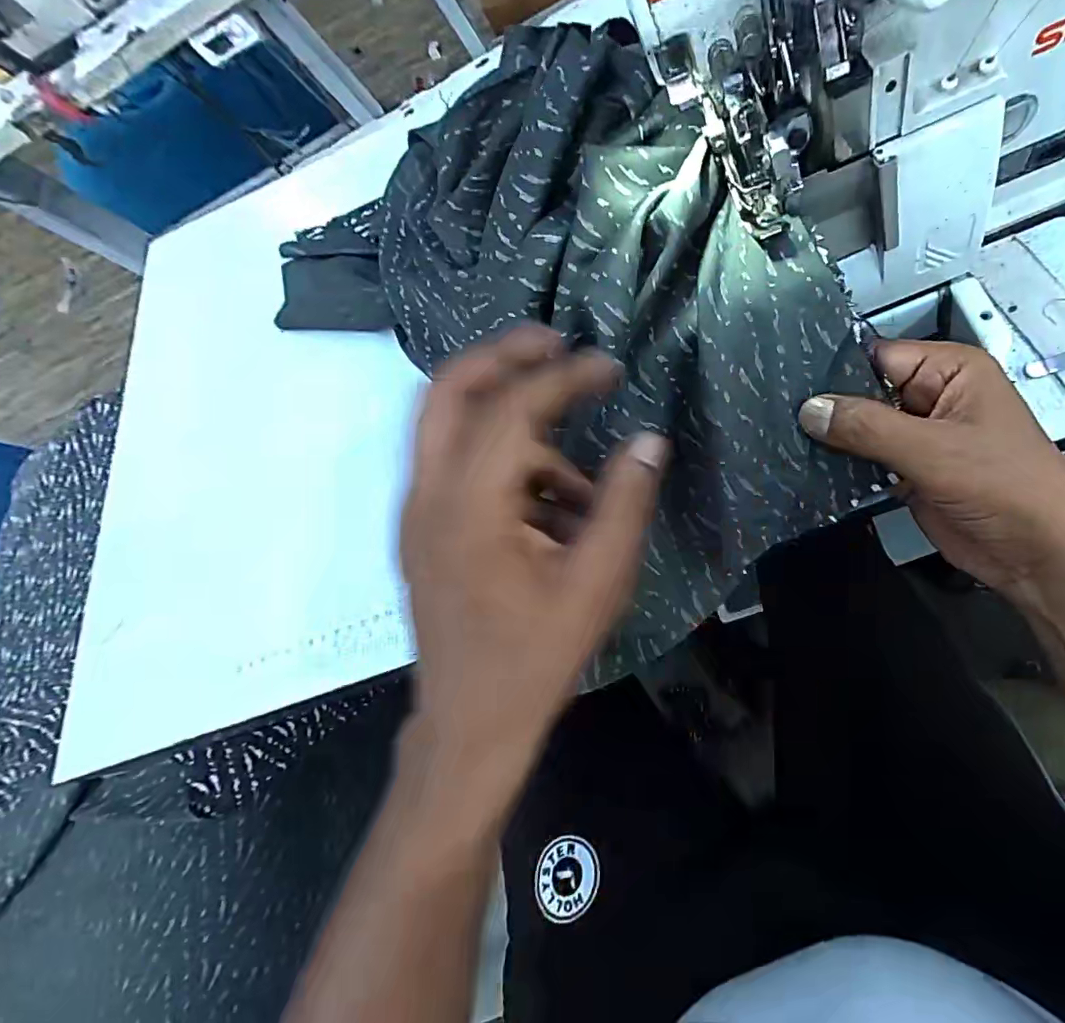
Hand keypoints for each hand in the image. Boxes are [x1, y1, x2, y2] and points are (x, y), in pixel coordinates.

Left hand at [398, 326, 667, 803]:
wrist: (472, 722)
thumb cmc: (539, 654)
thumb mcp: (599, 580)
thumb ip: (625, 503)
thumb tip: (649, 442)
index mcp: (467, 505)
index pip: (512, 410)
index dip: (566, 377)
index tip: (611, 366)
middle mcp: (426, 496)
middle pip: (447, 391)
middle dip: (504, 357)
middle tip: (556, 343)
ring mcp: (416, 514)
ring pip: (448, 427)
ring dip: (513, 423)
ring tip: (581, 477)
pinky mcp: (423, 532)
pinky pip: (459, 467)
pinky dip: (507, 464)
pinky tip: (557, 511)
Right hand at [798, 340, 1064, 616]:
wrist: (1040, 556)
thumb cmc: (1006, 487)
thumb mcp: (936, 450)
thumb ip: (869, 428)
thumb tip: (809, 409)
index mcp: (952, 371)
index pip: (880, 356)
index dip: (836, 369)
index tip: (785, 380)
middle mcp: (936, 398)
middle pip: (869, 393)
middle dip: (830, 407)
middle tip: (773, 414)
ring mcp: (923, 440)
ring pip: (866, 431)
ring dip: (834, 441)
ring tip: (780, 441)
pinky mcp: (914, 476)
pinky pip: (872, 465)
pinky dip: (847, 470)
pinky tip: (807, 470)